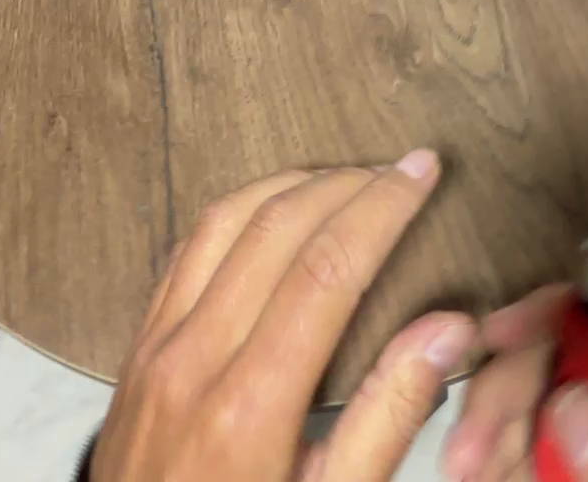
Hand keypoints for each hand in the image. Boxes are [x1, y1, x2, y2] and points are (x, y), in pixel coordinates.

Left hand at [92, 152, 476, 481]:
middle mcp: (196, 357)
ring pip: (224, 220)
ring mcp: (158, 345)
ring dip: (289, 183)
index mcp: (250, 405)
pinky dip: (236, 209)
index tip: (420, 172)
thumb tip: (447, 330)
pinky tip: (270, 206)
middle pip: (276, 227)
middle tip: (394, 168)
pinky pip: (187, 248)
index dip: (382, 208)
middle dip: (345, 183)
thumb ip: (388, 418)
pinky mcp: (140, 344)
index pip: (327, 267)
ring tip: (343, 176)